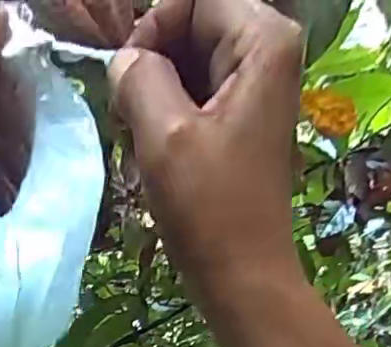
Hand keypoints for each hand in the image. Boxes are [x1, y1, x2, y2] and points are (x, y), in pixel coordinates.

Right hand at [108, 0, 305, 308]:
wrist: (241, 276)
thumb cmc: (209, 210)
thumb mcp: (165, 139)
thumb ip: (140, 81)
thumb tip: (123, 61)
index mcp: (263, 40)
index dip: (151, 28)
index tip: (125, 82)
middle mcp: (267, 54)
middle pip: (193, 26)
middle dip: (152, 66)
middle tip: (128, 119)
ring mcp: (254, 92)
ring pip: (188, 66)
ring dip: (154, 99)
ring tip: (140, 144)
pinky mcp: (238, 126)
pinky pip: (194, 100)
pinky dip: (166, 121)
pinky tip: (154, 157)